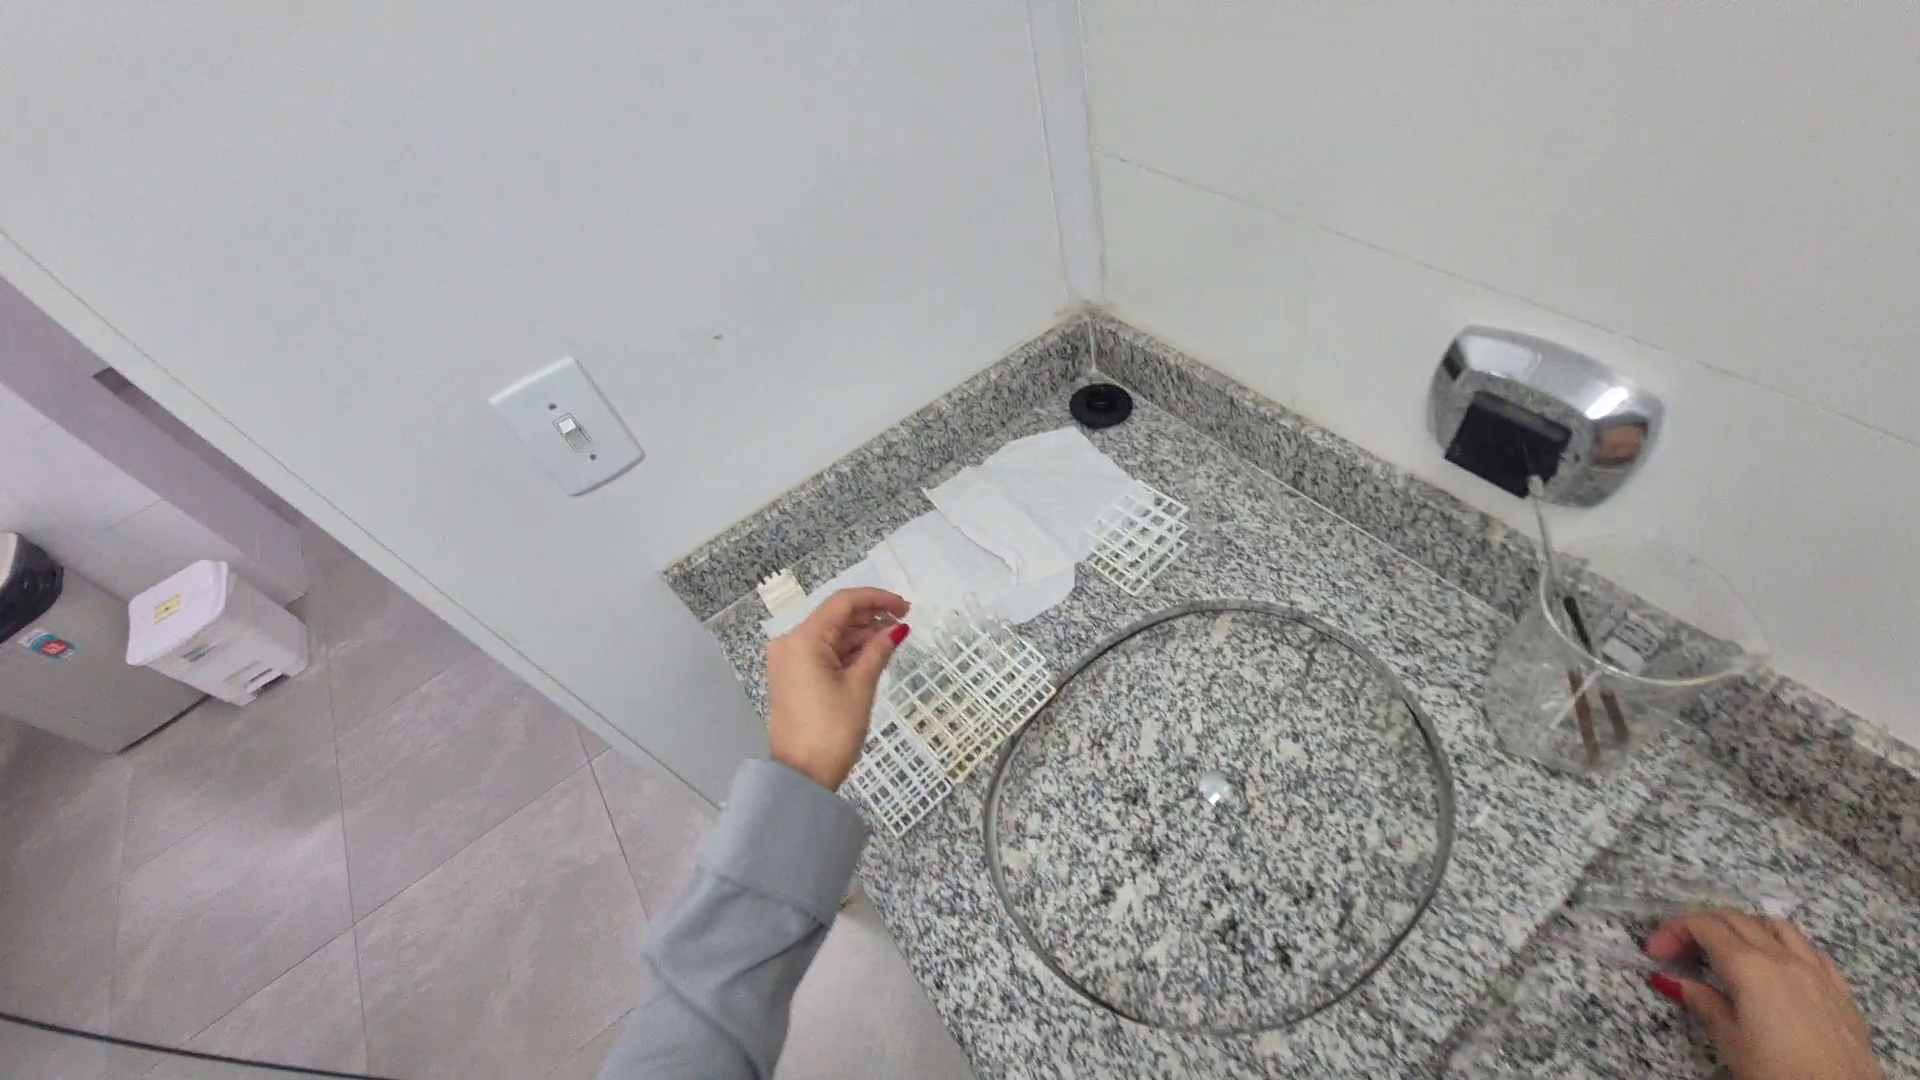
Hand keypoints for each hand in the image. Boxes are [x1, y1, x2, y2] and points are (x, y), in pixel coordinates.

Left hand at [765, 587, 910, 790]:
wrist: (801, 777)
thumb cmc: (832, 730)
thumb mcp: (860, 687)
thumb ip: (878, 650)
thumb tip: (896, 629)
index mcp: (803, 639)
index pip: (843, 603)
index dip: (877, 599)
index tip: (905, 606)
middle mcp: (790, 643)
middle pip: (835, 617)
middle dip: (870, 616)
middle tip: (904, 622)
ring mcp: (789, 661)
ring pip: (831, 635)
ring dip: (861, 634)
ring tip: (893, 637)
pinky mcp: (793, 677)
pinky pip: (823, 653)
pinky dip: (848, 651)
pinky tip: (873, 652)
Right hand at [1645, 910, 1883, 1079]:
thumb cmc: (1776, 1069)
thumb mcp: (1728, 1037)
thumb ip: (1701, 999)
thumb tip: (1675, 981)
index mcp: (1748, 965)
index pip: (1700, 925)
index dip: (1670, 931)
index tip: (1655, 954)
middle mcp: (1782, 958)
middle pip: (1734, 918)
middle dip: (1699, 926)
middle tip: (1681, 952)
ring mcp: (1817, 974)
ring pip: (1776, 925)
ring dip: (1744, 927)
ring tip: (1728, 949)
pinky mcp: (1842, 994)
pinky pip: (1811, 951)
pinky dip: (1786, 945)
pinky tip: (1777, 964)